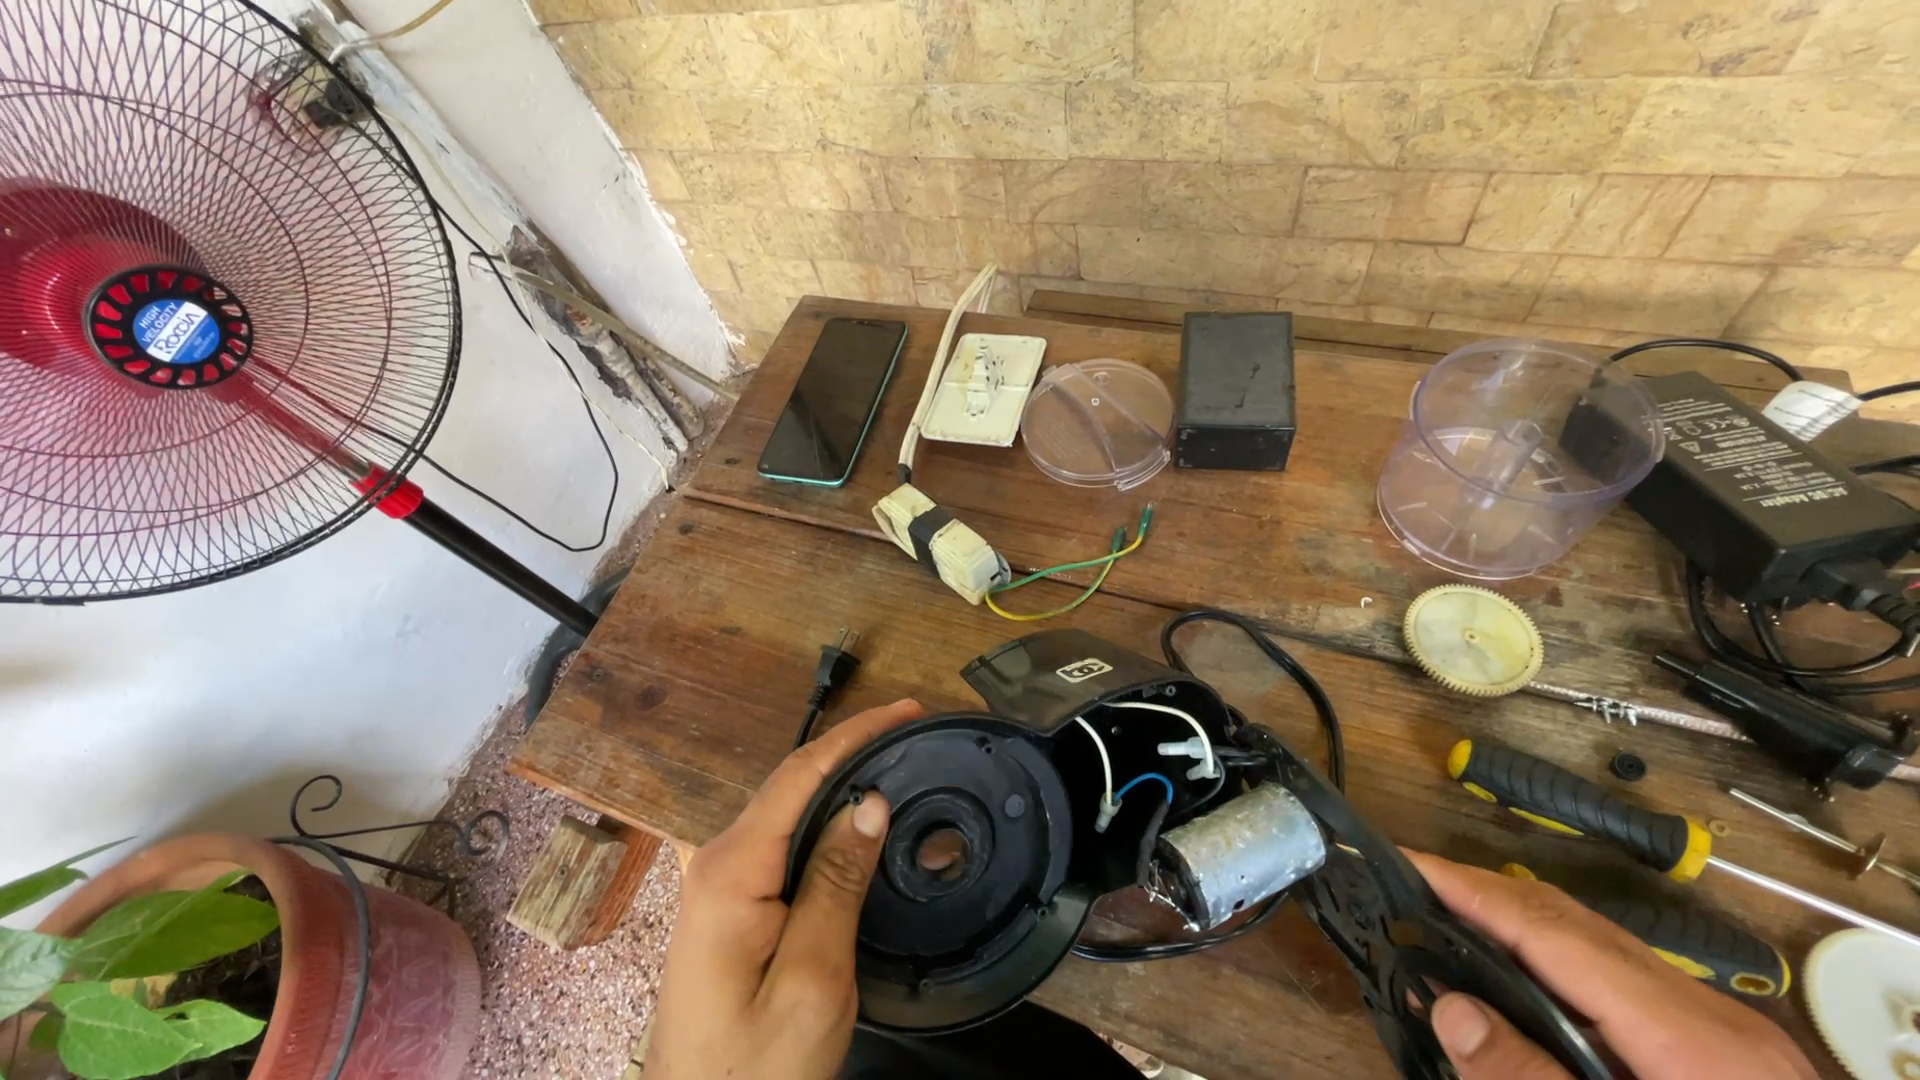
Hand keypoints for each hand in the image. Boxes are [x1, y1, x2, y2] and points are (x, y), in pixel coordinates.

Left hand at [647, 698, 923, 1079]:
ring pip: (789, 811)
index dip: (857, 734)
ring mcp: (720, 884)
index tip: (909, 710)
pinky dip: (826, 821)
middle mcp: (718, 861)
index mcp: (733, 868)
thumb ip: (837, 883)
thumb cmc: (757, 1064)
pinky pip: (783, 843)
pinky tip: (857, 823)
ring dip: (841, 784)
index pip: (801, 774)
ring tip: (897, 767)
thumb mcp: (812, 977)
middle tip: (914, 737)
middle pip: (793, 784)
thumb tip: (869, 802)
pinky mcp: (729, 906)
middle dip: (853, 751)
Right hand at [1407, 852, 1816, 1079]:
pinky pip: (1614, 971)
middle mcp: (1708, 1012)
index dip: (1469, 889)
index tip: (1399, 861)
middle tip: (1400, 881)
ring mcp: (1719, 1025)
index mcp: (1690, 1037)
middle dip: (1481, 892)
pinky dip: (1548, 955)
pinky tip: (1511, 972)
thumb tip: (1446, 1005)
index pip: (1552, 929)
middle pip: (1572, 920)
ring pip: (1593, 940)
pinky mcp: (1718, 1044)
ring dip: (1511, 919)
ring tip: (1439, 916)